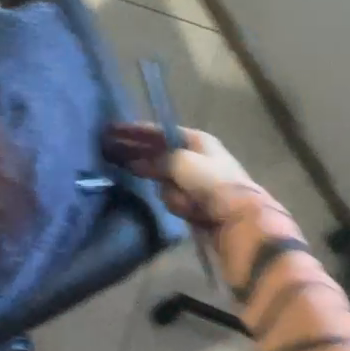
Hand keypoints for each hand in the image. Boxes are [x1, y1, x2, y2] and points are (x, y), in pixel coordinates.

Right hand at [103, 122, 275, 229]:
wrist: (239, 220)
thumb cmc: (212, 183)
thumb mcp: (181, 162)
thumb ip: (157, 158)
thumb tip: (139, 161)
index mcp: (197, 140)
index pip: (159, 131)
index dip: (135, 131)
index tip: (112, 130)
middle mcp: (196, 156)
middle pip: (157, 153)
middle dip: (138, 157)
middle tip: (110, 155)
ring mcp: (195, 181)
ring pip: (163, 180)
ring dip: (170, 191)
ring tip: (186, 201)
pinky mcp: (195, 202)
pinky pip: (172, 198)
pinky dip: (178, 204)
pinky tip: (190, 210)